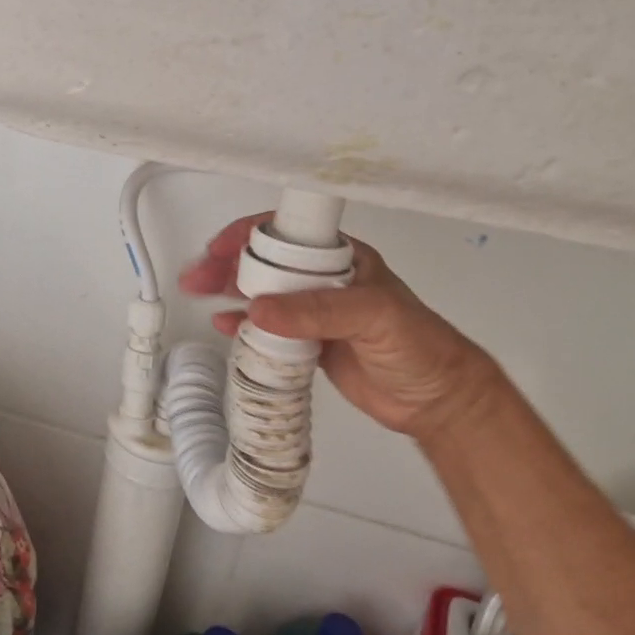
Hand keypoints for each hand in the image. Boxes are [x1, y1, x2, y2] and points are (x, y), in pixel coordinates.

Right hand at [179, 214, 506, 440]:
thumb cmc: (420, 347)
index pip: (286, 232)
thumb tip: (258, 309)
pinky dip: (240, 323)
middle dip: (226, 263)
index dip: (248, 235)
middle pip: (263, 261)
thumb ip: (318, 311)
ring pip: (258, 292)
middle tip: (198, 276)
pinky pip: (264, 327)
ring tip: (198, 295)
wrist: (437, 402)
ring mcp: (311, 311)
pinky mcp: (305, 342)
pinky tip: (224, 324)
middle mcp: (322, 279)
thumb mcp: (374, 316)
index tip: (220, 248)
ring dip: (226, 290)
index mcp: (341, 258)